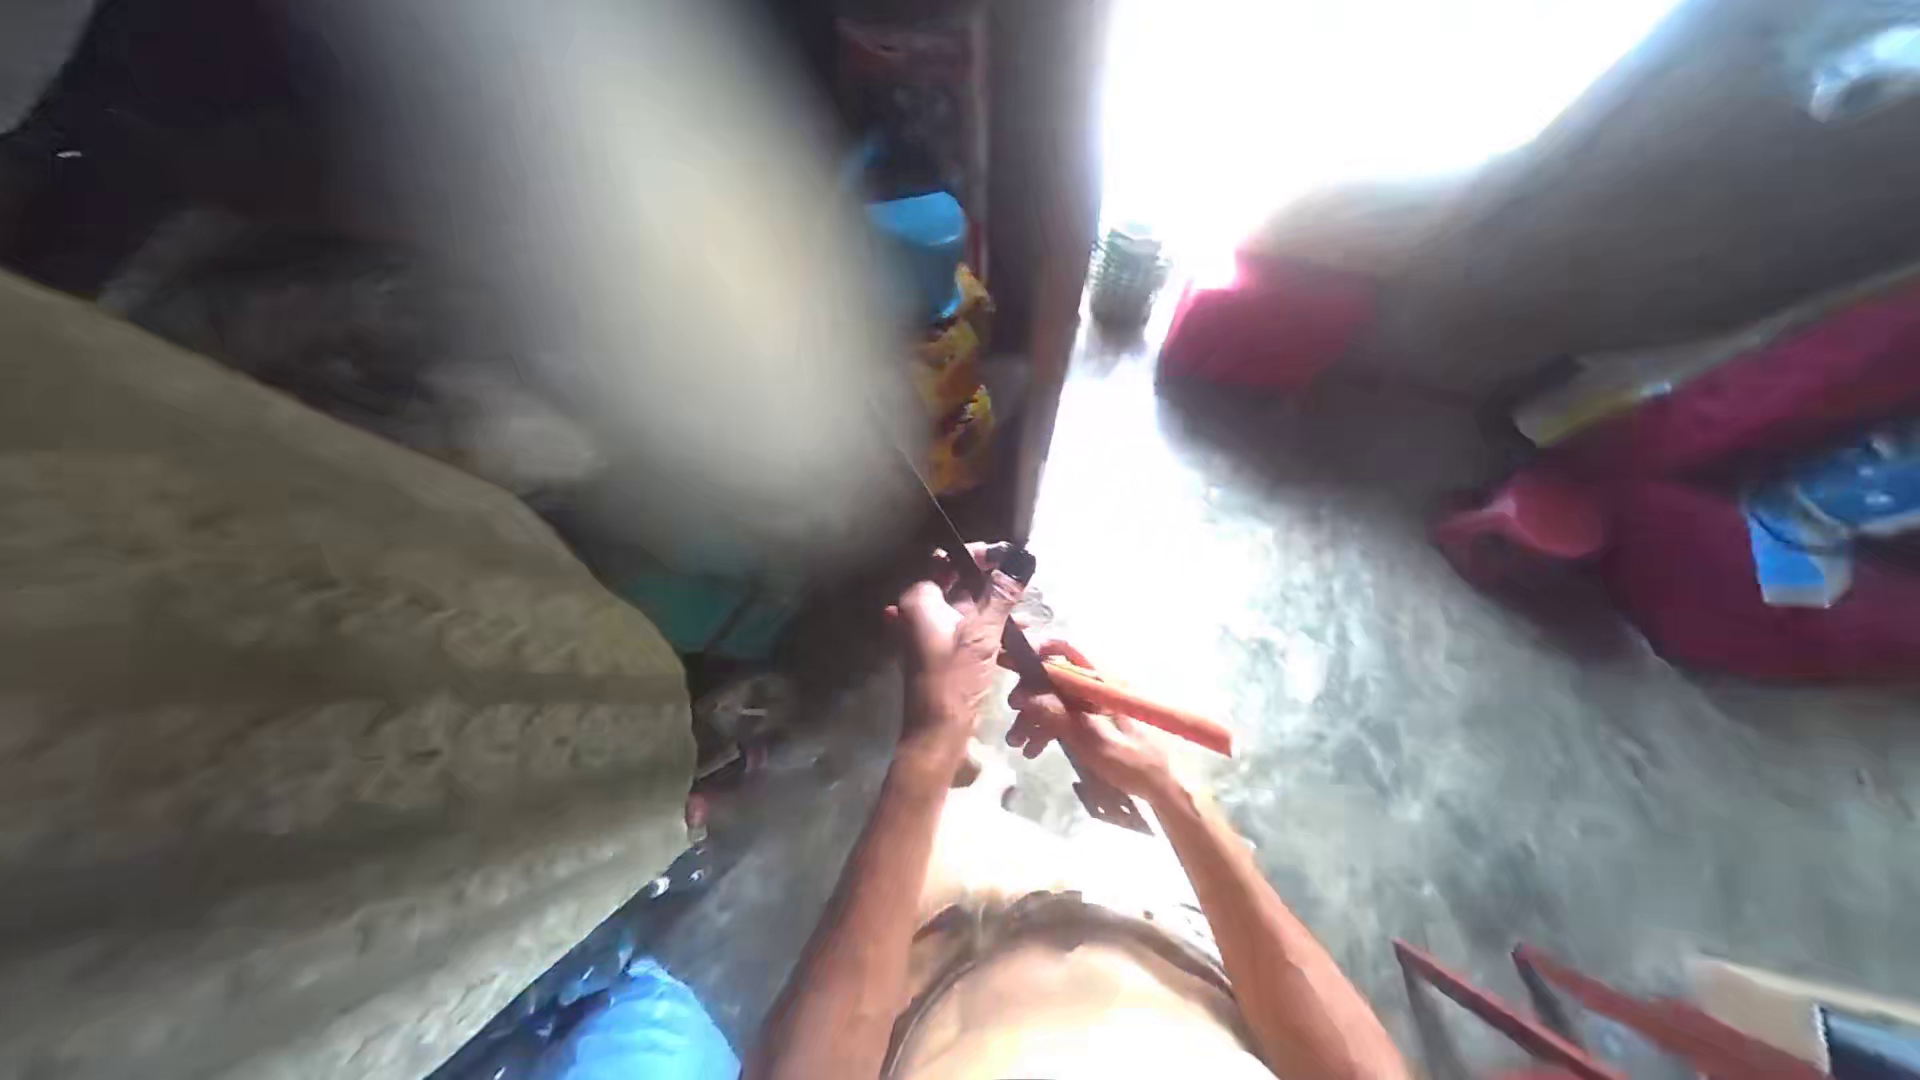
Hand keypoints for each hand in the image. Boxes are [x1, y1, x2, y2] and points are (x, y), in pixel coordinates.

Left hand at [888, 544, 1021, 771]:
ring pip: (964, 605)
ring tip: (1025, 608)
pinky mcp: (942, 650)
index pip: (948, 561)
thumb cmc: (955, 680)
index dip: (980, 555)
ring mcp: (930, 632)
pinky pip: (966, 626)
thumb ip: (1001, 595)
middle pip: (957, 582)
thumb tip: (1020, 561)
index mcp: (919, 600)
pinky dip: (988, 624)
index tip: (1010, 557)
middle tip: (1021, 581)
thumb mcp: (982, 634)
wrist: (938, 733)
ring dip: (993, 605)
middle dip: (991, 581)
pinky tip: (1016, 629)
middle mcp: (919, 611)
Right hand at [1005, 641, 1183, 804]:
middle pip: (1055, 677)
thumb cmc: (1133, 762)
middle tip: (1013, 715)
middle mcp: (1098, 685)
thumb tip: (1026, 695)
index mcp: (1103, 682)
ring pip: (1055, 699)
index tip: (1013, 662)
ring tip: (1018, 742)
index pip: (1067, 651)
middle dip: (1030, 696)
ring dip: (1034, 717)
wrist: (1162, 787)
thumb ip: (1060, 716)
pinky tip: (1033, 749)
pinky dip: (1047, 729)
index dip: (1038, 651)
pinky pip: (1064, 716)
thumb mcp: (1093, 741)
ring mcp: (1095, 703)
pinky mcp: (1093, 720)